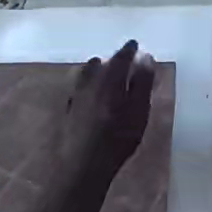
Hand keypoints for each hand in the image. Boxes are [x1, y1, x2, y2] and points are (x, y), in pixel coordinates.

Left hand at [64, 40, 156, 175]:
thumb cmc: (117, 138)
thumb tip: (145, 56)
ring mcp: (74, 99)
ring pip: (84, 76)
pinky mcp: (66, 113)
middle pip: (99, 65)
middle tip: (121, 60)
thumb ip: (142, 83)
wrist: (81, 167)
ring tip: (103, 72)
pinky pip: (77, 90)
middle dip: (111, 60)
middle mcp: (88, 84)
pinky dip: (86, 86)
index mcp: (108, 80)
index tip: (135, 44)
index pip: (120, 58)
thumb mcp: (138, 111)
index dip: (128, 50)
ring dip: (95, 71)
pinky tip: (88, 95)